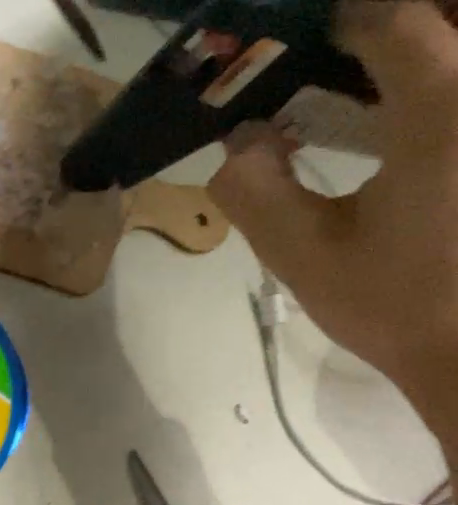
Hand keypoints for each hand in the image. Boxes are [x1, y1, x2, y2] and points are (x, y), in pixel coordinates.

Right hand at [208, 1, 457, 456]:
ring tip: (383, 76)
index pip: (399, 25)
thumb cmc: (392, 301)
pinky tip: (410, 120)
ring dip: (427, 55)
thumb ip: (255, 187)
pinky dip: (438, 86)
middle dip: (404, 24)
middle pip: (449, 25)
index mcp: (443, 115)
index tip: (312, 28)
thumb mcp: (300, 253)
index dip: (352, 17)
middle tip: (352, 49)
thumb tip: (243, 138)